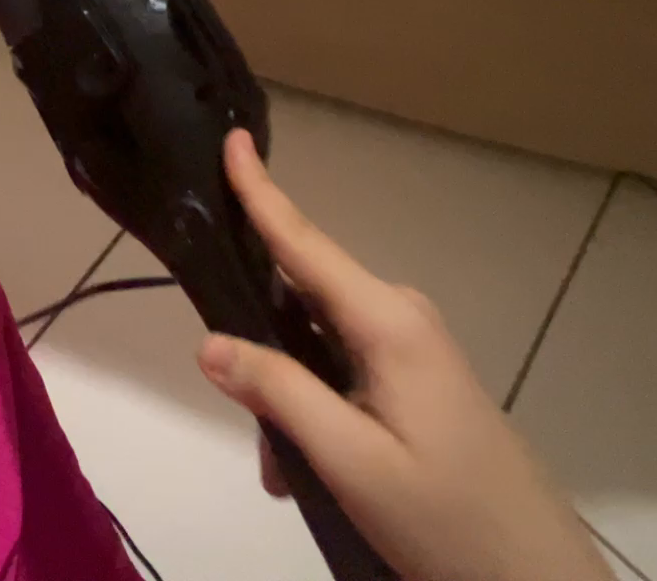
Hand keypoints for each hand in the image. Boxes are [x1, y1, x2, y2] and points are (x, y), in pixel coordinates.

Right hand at [197, 130, 612, 580]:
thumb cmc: (448, 518)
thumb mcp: (352, 462)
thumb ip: (278, 393)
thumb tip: (207, 342)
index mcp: (387, 322)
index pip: (304, 242)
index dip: (262, 190)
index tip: (232, 138)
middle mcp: (397, 315)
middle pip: (296, 296)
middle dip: (257, 344)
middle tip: (250, 424)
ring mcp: (407, 344)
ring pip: (309, 340)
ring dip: (284, 393)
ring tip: (284, 468)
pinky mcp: (410, 372)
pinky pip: (334, 365)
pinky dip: (309, 404)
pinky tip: (306, 465)